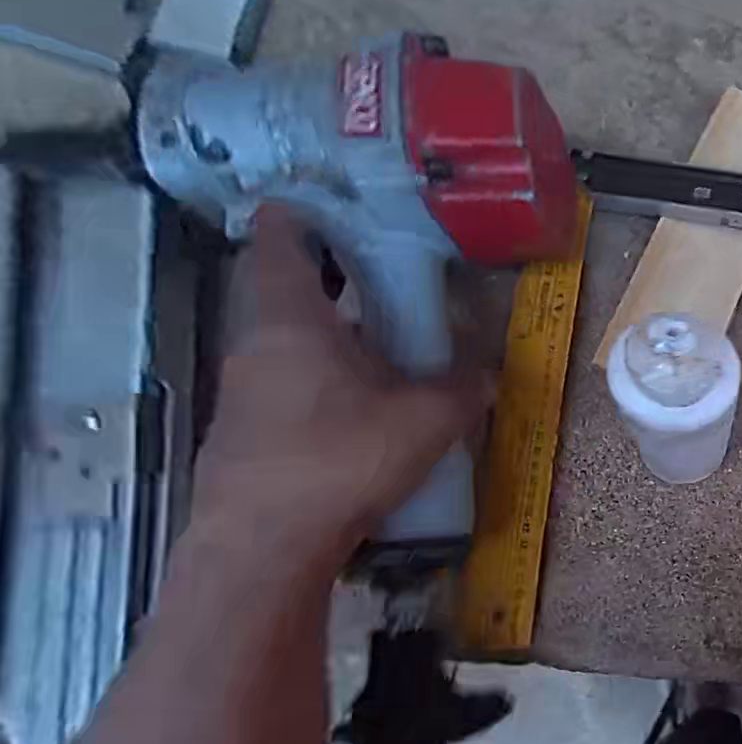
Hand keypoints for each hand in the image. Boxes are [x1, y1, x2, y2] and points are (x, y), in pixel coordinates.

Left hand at [189, 204, 488, 566]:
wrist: (270, 537)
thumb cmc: (346, 456)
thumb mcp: (430, 417)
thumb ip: (465, 386)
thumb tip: (488, 371)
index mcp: (295, 326)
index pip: (278, 250)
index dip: (295, 221)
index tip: (318, 207)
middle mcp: (260, 348)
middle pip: (291, 299)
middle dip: (336, 288)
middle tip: (388, 289)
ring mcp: (251, 390)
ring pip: (297, 346)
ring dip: (340, 339)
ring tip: (395, 353)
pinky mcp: (254, 428)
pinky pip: (298, 384)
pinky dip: (334, 379)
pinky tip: (375, 407)